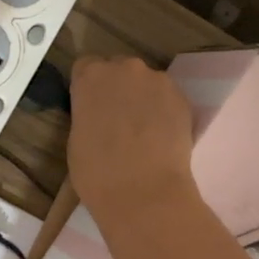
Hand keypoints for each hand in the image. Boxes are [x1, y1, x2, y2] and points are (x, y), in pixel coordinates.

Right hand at [67, 56, 198, 218]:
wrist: (143, 192)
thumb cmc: (96, 172)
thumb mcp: (76, 138)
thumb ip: (86, 115)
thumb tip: (97, 114)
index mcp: (91, 77)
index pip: (86, 66)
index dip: (87, 87)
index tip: (88, 107)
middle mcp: (126, 69)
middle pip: (118, 68)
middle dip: (115, 88)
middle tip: (113, 119)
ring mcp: (158, 81)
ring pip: (145, 82)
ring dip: (140, 98)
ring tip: (139, 132)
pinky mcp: (182, 98)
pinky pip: (165, 98)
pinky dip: (160, 111)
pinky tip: (157, 137)